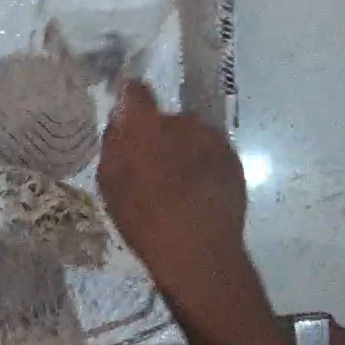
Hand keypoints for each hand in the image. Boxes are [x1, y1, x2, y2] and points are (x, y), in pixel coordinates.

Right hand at [98, 80, 248, 294]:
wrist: (198, 252)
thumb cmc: (144, 219)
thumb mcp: (110, 184)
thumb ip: (113, 145)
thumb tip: (120, 123)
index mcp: (147, 125)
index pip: (137, 92)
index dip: (131, 98)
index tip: (129, 112)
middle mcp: (182, 122)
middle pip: (167, 119)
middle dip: (160, 136)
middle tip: (155, 168)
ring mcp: (212, 139)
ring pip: (192, 135)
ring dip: (185, 149)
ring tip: (181, 184)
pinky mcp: (233, 159)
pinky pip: (212, 152)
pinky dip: (205, 164)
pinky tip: (200, 192)